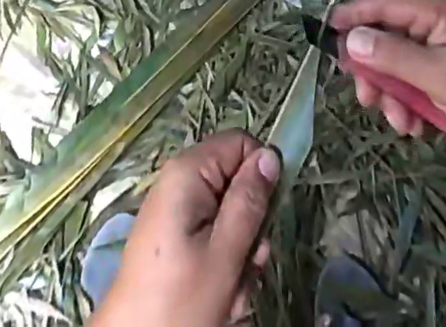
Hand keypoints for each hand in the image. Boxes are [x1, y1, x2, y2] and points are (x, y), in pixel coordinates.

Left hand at [91, 129, 280, 326]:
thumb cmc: (178, 301)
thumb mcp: (224, 253)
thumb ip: (249, 200)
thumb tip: (271, 154)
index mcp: (187, 171)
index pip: (241, 143)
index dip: (260, 174)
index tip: (266, 215)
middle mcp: (179, 181)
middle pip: (236, 180)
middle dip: (250, 222)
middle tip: (249, 262)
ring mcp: (175, 209)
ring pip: (229, 213)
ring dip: (240, 250)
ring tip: (231, 288)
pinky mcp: (174, 235)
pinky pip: (213, 234)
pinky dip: (223, 262)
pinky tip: (219, 293)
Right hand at [330, 0, 445, 169]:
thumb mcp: (440, 77)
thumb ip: (394, 56)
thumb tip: (351, 37)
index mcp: (435, 12)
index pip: (382, 5)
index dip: (351, 16)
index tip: (322, 32)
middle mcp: (433, 24)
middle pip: (383, 37)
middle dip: (373, 71)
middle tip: (367, 99)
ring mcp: (438, 49)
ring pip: (393, 64)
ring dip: (390, 94)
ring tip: (401, 123)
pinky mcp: (443, 73)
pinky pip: (410, 82)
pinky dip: (406, 103)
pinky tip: (415, 126)